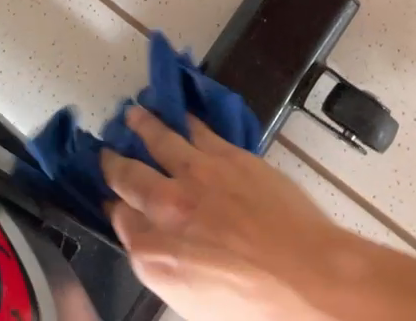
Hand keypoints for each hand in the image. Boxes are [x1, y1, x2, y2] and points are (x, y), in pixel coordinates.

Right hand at [100, 105, 345, 320]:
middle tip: (107, 154)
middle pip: (129, 177)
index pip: (122, 223)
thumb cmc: (257, 307)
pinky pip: (198, 130)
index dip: (116, 210)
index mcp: (155, 255)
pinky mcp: (227, 156)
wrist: (308, 276)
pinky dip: (185, 120)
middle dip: (114, 164)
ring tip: (134, 114)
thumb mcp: (196, 305)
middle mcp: (167, 209)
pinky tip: (182, 114)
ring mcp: (196, 176)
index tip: (113, 202)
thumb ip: (167, 270)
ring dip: (143, 125)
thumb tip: (154, 249)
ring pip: (159, 141)